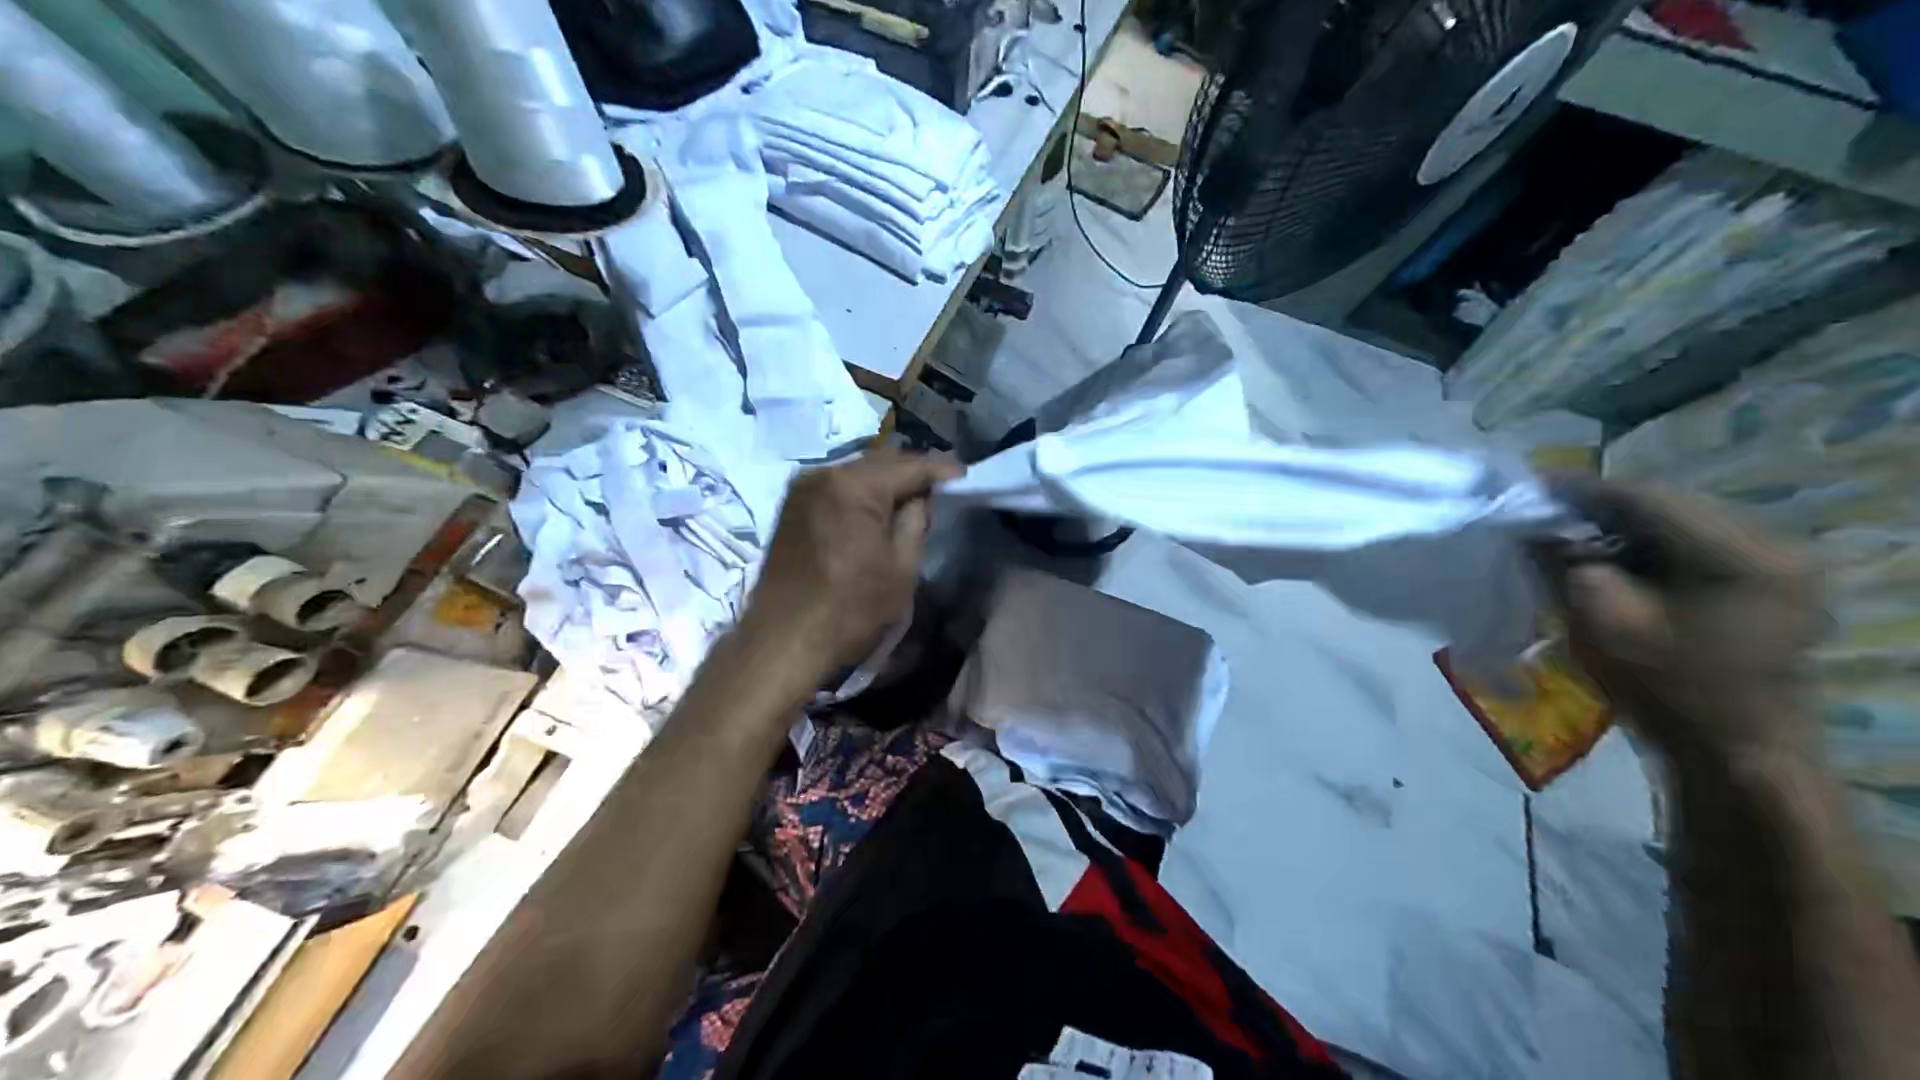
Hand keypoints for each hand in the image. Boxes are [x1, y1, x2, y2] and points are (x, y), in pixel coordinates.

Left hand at [738, 448, 960, 674]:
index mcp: (854, 485)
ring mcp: (802, 489)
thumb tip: (920, 497)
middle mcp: (823, 474)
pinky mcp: (791, 507)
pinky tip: (876, 508)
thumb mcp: (901, 567)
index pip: (909, 467)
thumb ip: (916, 520)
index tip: (964, 476)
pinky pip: (836, 487)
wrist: (784, 641)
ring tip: (911, 497)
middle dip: (911, 472)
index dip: (940, 470)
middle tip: (941, 486)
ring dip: (884, 482)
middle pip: (880, 462)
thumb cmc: (850, 608)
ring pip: (856, 473)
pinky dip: (860, 493)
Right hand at [1541, 480, 1824, 762]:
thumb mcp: (1598, 619)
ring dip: (1619, 527)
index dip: (1582, 489)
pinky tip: (1607, 559)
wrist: (1732, 751)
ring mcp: (1778, 567)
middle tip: (1540, 512)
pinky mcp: (1768, 585)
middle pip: (1668, 507)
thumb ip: (1560, 563)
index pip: (1649, 499)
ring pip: (1679, 524)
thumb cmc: (1664, 687)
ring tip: (1566, 535)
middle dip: (1599, 508)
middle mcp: (1773, 548)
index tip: (1529, 486)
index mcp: (1742, 556)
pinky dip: (1644, 548)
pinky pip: (1694, 547)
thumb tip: (1529, 528)